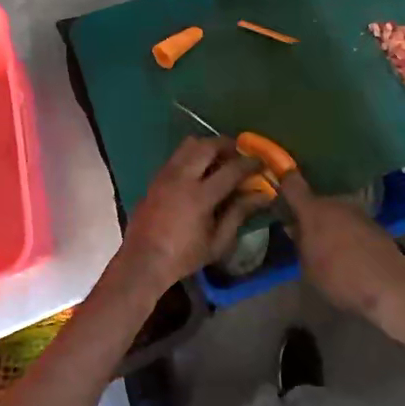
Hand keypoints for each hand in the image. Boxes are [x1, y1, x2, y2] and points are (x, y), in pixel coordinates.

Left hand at [117, 137, 269, 289]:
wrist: (142, 260)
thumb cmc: (183, 256)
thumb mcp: (218, 241)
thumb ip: (239, 213)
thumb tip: (262, 195)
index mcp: (200, 196)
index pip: (232, 169)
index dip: (250, 163)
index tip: (261, 162)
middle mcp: (182, 177)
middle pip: (208, 145)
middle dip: (228, 145)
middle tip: (240, 154)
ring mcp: (166, 175)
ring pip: (189, 144)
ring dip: (208, 146)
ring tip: (219, 159)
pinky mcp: (155, 177)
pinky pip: (178, 155)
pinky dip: (193, 155)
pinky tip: (199, 171)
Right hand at [279, 172, 404, 332]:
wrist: (390, 286)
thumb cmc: (339, 278)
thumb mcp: (308, 267)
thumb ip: (299, 243)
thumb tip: (296, 229)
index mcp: (313, 210)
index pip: (293, 185)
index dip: (284, 183)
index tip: (278, 187)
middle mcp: (336, 203)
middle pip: (316, 202)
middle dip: (309, 214)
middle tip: (304, 233)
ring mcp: (358, 212)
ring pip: (336, 212)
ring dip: (330, 224)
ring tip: (328, 247)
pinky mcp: (375, 224)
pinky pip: (352, 224)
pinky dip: (348, 233)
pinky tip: (349, 253)